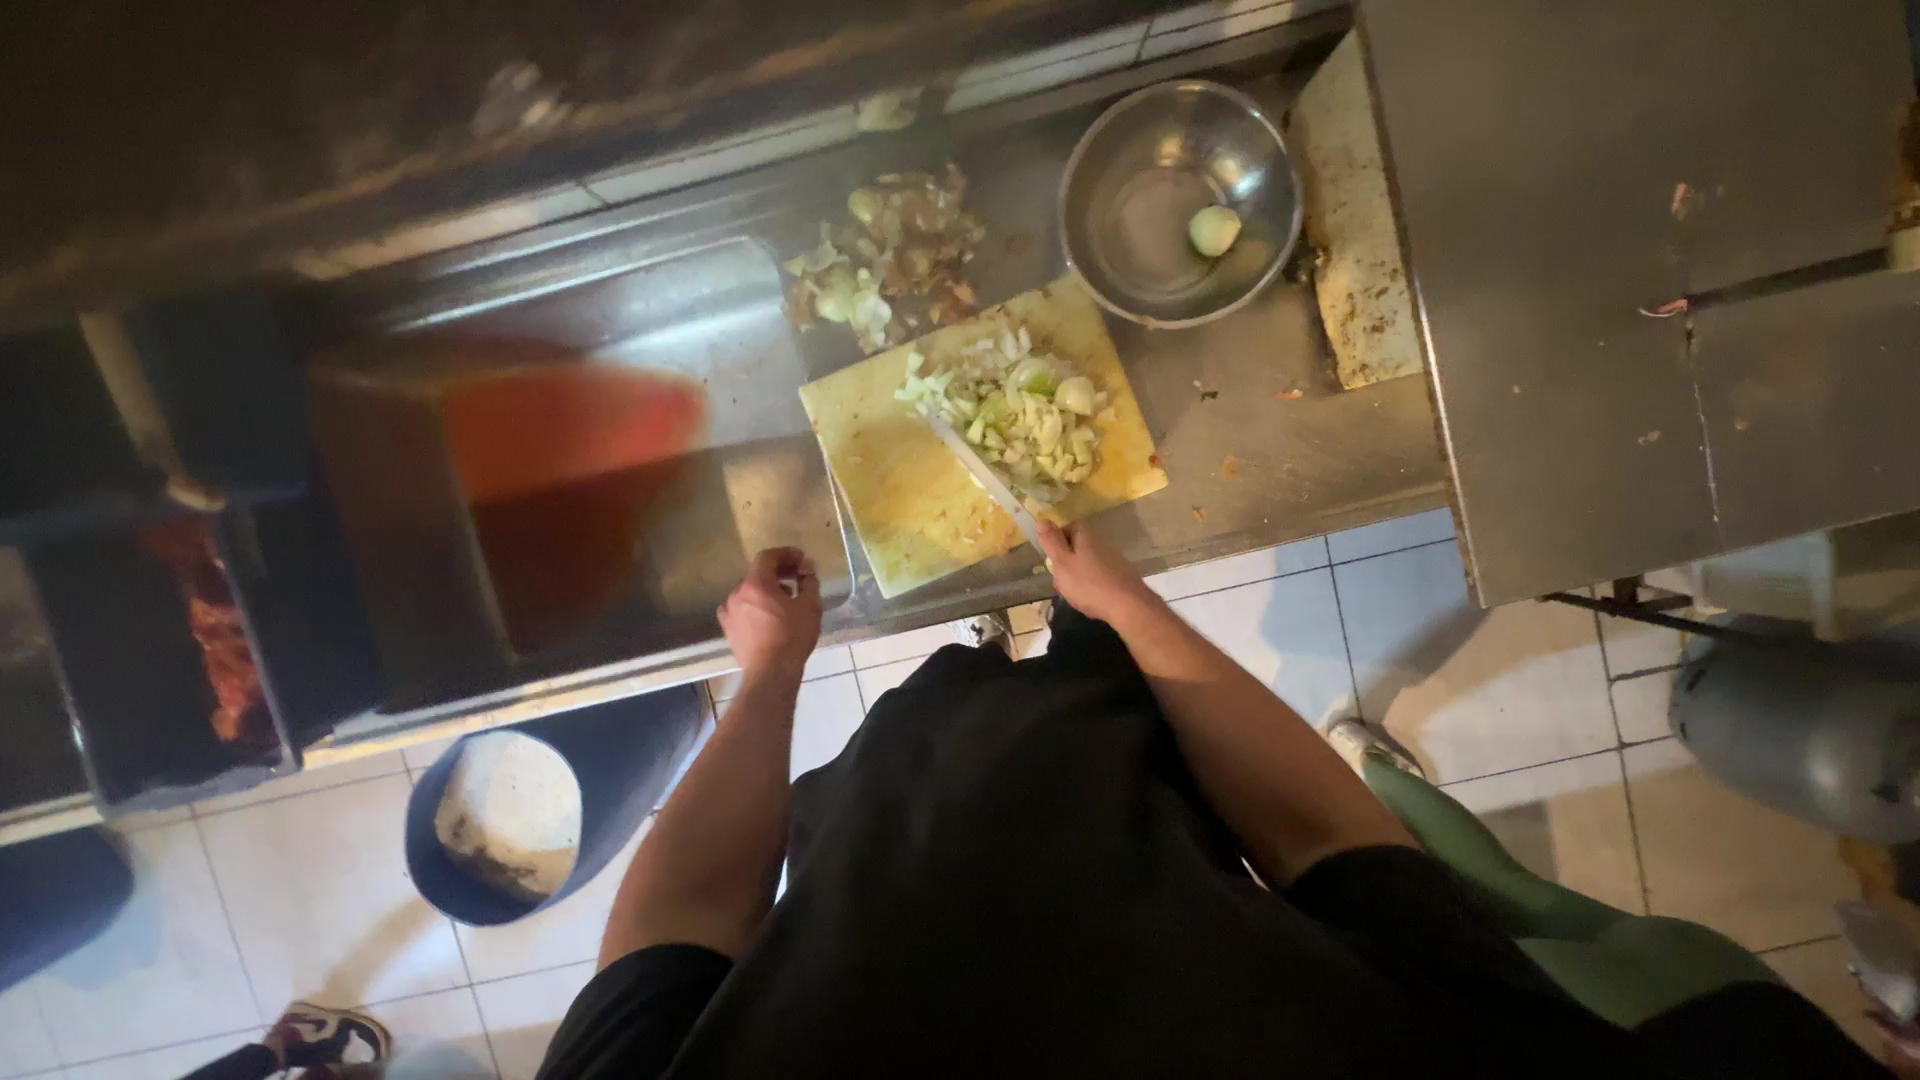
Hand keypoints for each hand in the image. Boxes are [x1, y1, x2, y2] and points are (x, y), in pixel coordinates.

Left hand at [718, 547, 821, 676]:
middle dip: (779, 572)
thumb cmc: (793, 636)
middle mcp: (738, 593)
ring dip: (767, 591)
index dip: (786, 553)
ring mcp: (730, 612)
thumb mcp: (810, 606)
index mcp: (757, 583)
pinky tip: (765, 617)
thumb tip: (807, 568)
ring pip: (750, 592)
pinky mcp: (728, 629)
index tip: (802, 560)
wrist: (771, 672)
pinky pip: (741, 610)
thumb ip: (809, 581)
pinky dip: (754, 607)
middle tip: (798, 578)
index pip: (768, 556)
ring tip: (785, 601)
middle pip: (758, 573)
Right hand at [1035, 519, 1158, 625]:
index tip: (1051, 556)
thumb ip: (1051, 542)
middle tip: (1059, 580)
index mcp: (1086, 537)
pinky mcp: (1121, 577)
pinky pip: (1100, 577)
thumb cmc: (1088, 584)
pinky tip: (1090, 600)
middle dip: (1066, 562)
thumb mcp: (1062, 562)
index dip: (1058, 538)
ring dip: (1078, 576)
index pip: (1070, 526)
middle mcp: (1102, 544)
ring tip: (1073, 594)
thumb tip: (1042, 520)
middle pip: (1079, 546)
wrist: (1128, 606)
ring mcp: (1114, 560)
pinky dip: (1091, 586)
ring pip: (1088, 563)